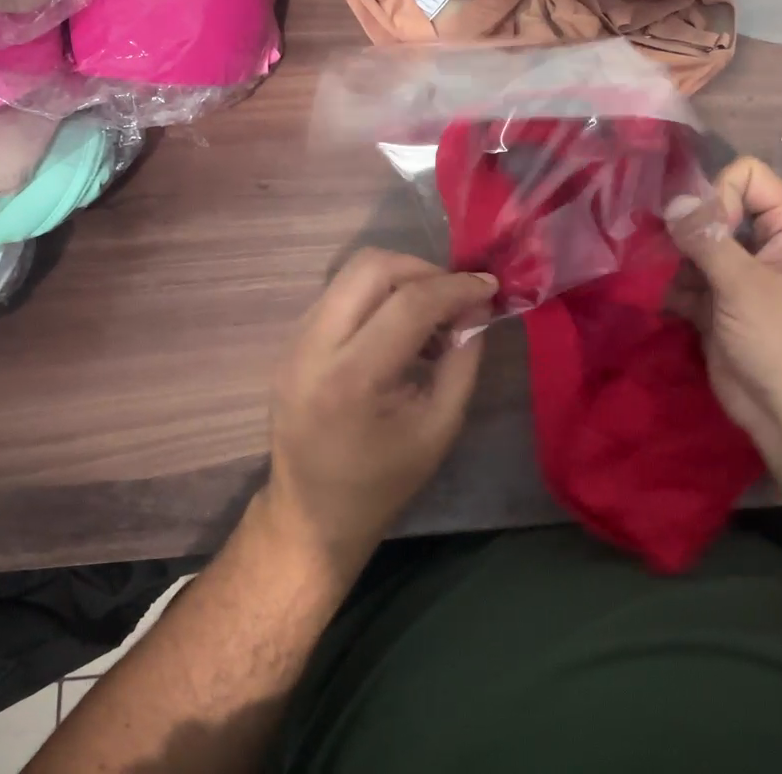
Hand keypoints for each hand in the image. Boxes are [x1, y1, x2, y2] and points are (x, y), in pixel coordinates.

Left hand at [264, 248, 495, 567]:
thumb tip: (477, 308)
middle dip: (424, 270)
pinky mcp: (291, 342)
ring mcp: (294, 341)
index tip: (490, 288)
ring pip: (352, 274)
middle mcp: (313, 348)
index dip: (456, 287)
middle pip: (371, 266)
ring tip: (431, 318)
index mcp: (352, 379)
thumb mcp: (440, 427)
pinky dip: (378, 297)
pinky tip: (400, 331)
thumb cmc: (383, 482)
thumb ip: (463, 360)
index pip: (409, 303)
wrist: (311, 515)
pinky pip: (340, 294)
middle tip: (456, 298)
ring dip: (400, 281)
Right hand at [666, 158, 781, 530]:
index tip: (705, 233)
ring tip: (652, 275)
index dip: (719, 194)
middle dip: (685, 226)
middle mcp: (762, 244)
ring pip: (692, 244)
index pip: (746, 175)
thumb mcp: (746, 287)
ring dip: (670, 258)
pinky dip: (667, 286)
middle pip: (714, 207)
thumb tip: (673, 199)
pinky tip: (655, 299)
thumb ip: (708, 240)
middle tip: (661, 249)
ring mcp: (736, 275)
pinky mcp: (714, 305)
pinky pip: (683, 279)